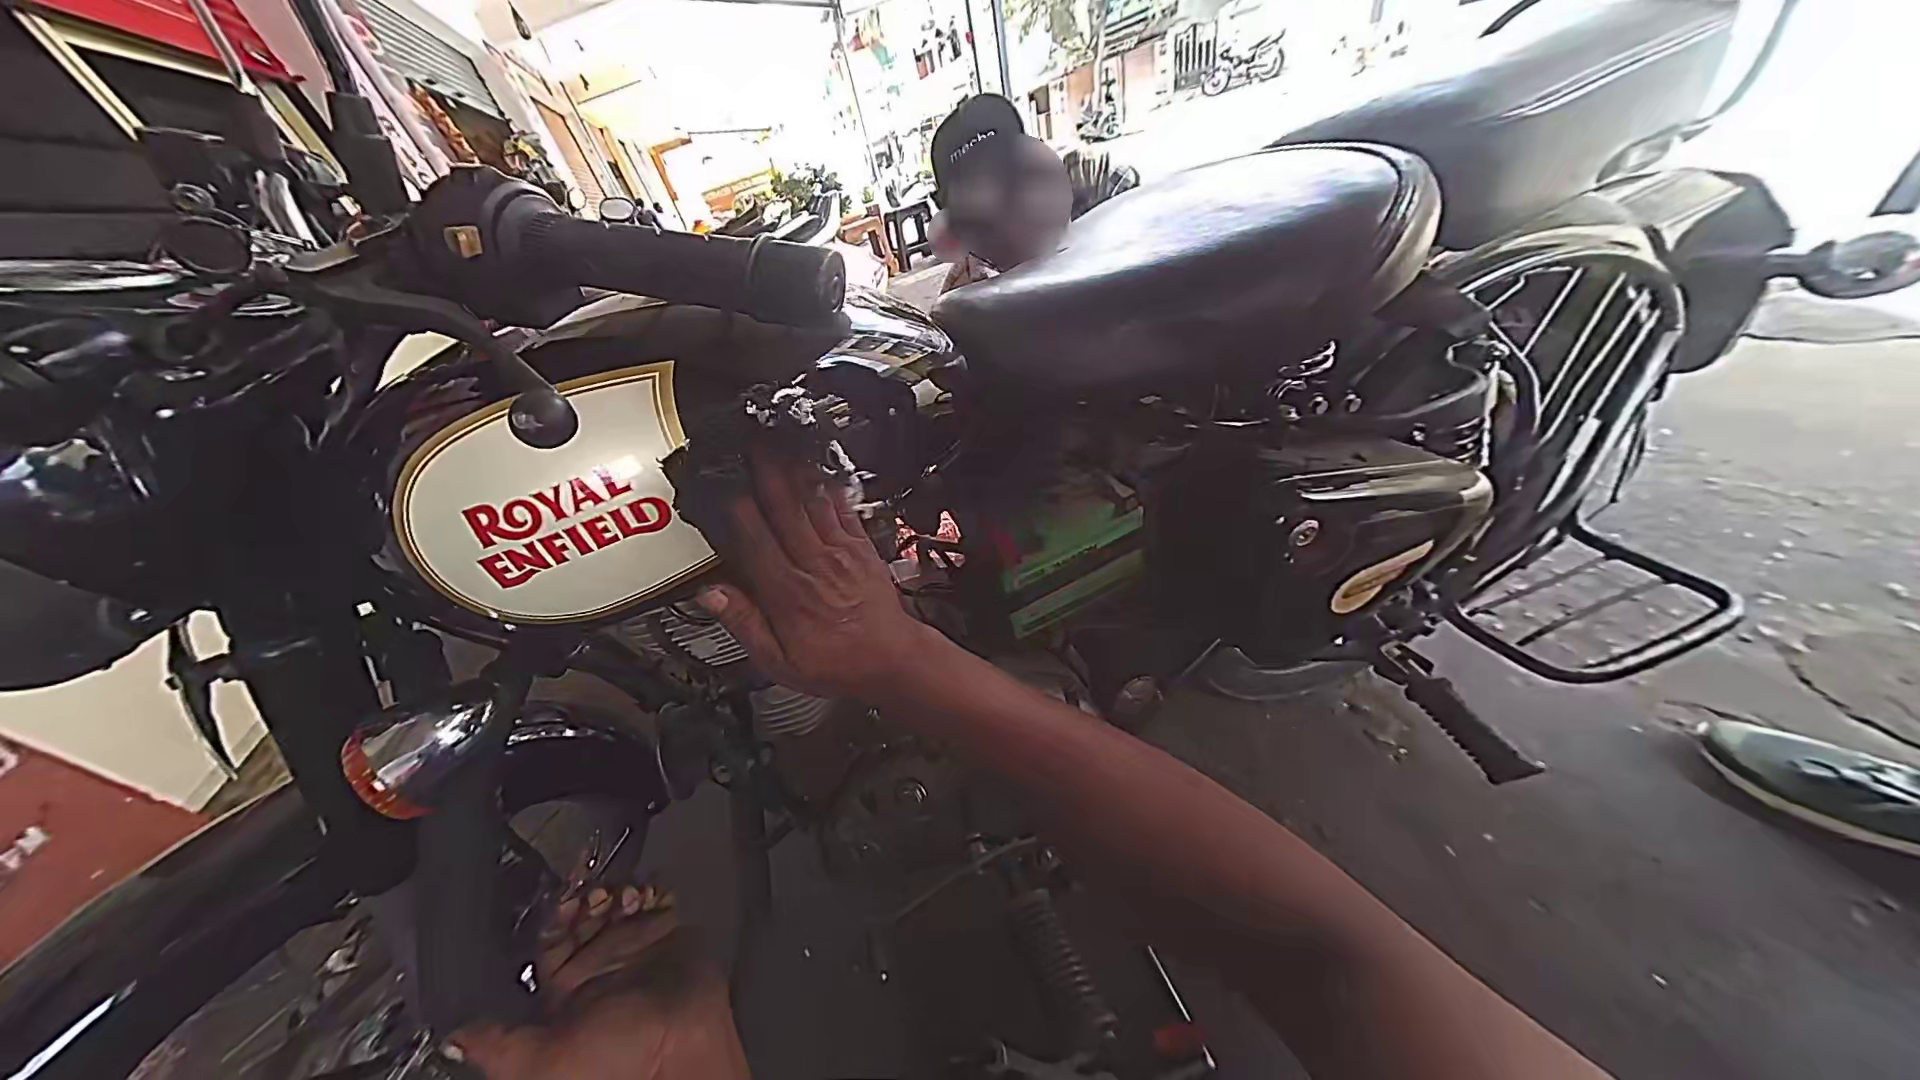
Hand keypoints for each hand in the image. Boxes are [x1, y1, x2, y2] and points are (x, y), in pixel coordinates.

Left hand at [449, 885, 747, 1079]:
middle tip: (596, 896)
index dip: (555, 919)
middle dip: (588, 900)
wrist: (683, 1037)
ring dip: (619, 890)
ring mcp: (636, 944)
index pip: (551, 942)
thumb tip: (451, 1038)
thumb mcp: (544, 1063)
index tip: (565, 903)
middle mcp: (598, 965)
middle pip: (585, 915)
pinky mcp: (669, 929)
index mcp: (565, 993)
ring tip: (627, 896)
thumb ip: (498, 1047)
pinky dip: (650, 887)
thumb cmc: (613, 1054)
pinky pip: (656, 896)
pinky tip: (647, 891)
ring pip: (618, 902)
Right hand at [695, 451, 937, 702]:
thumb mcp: (781, 662)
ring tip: (782, 449)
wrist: (892, 659)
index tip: (725, 487)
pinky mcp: (863, 549)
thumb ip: (745, 625)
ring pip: (814, 505)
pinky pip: (845, 512)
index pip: (756, 542)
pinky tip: (821, 473)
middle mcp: (816, 566)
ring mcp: (843, 554)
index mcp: (789, 593)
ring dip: (796, 474)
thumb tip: (713, 597)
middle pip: (785, 512)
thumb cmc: (839, 662)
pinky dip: (831, 490)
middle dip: (766, 476)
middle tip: (751, 448)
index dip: (739, 512)